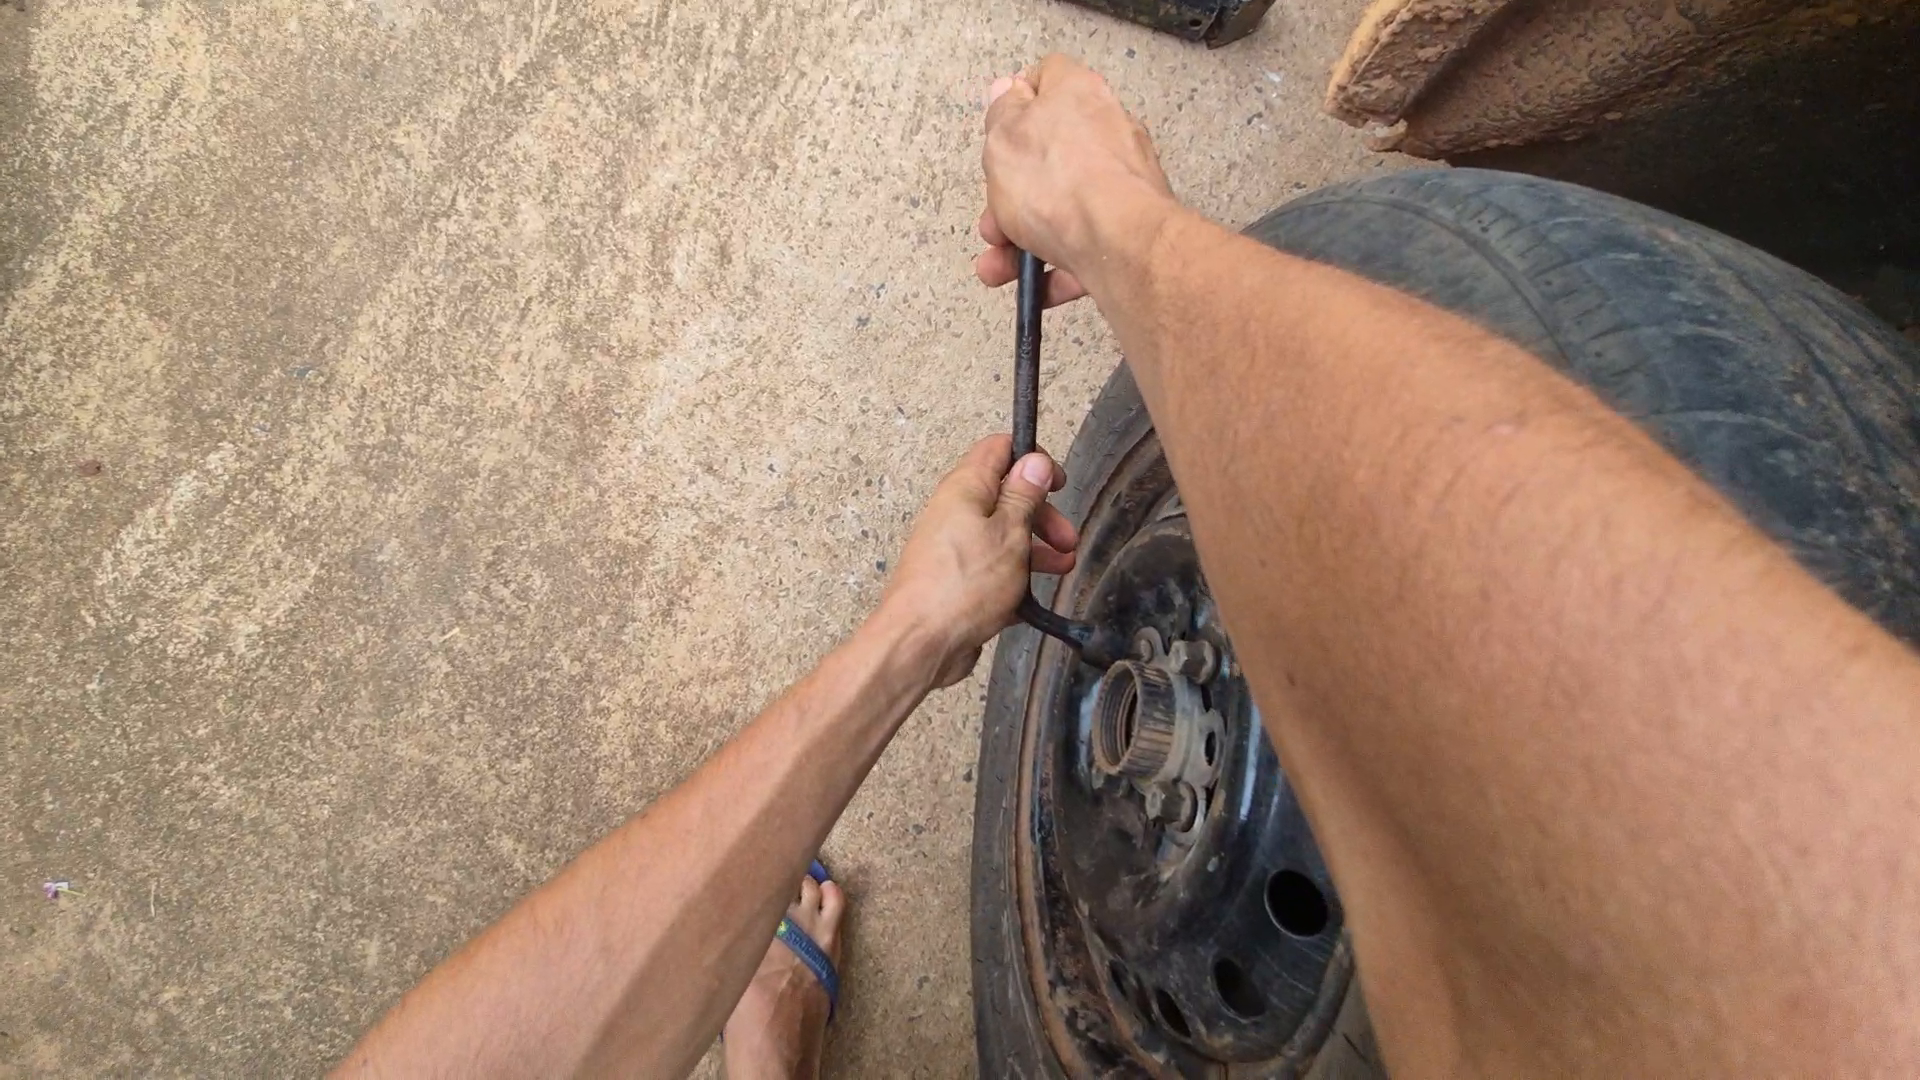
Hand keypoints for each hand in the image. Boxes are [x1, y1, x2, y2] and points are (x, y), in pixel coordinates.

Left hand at [879, 436, 1077, 687]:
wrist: (921, 643)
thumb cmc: (962, 586)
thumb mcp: (1009, 533)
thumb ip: (1024, 496)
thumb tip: (1034, 461)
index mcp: (965, 489)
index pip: (998, 450)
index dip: (1031, 459)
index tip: (1057, 482)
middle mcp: (955, 513)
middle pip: (1006, 497)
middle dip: (1042, 513)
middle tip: (1067, 537)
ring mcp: (955, 549)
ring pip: (1002, 536)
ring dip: (1036, 548)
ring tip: (1063, 567)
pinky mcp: (957, 581)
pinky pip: (991, 570)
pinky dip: (1015, 579)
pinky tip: (1034, 599)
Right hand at [975, 54, 1175, 307]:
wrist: (1118, 243)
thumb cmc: (1062, 186)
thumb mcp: (1004, 140)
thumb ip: (1001, 114)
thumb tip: (1004, 94)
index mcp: (1075, 96)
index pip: (1046, 80)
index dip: (1015, 106)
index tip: (995, 137)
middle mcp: (1104, 134)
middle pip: (1047, 161)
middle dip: (1009, 200)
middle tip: (992, 225)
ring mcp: (1120, 184)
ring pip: (1061, 212)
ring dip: (1023, 244)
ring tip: (999, 270)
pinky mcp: (1127, 229)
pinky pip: (1085, 248)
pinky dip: (1057, 270)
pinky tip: (1038, 290)